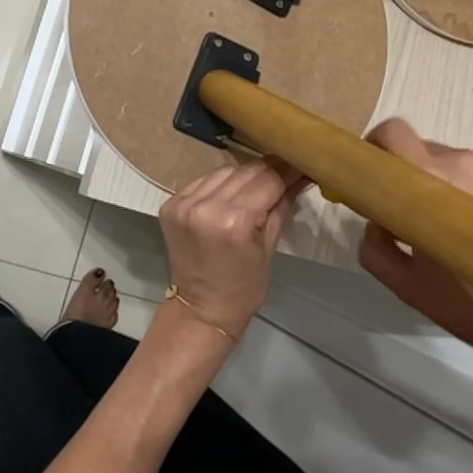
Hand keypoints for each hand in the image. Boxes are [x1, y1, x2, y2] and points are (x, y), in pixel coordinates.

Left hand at [159, 160, 302, 337]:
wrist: (201, 309)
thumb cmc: (243, 288)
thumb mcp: (269, 248)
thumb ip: (281, 207)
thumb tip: (299, 178)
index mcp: (234, 220)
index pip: (268, 180)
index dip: (288, 171)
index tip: (302, 164)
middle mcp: (206, 205)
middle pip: (246, 172)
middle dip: (269, 169)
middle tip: (287, 169)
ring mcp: (184, 203)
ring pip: (224, 171)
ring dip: (244, 175)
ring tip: (260, 182)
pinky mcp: (170, 204)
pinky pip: (203, 182)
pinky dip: (220, 184)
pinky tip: (232, 192)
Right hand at [355, 118, 472, 390]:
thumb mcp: (411, 289)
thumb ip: (376, 249)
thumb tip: (377, 224)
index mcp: (432, 180)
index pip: (393, 132)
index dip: (377, 147)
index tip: (375, 174)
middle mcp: (471, 163)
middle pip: (430, 153)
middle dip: (418, 180)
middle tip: (422, 220)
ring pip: (468, 170)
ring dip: (458, 191)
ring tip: (471, 237)